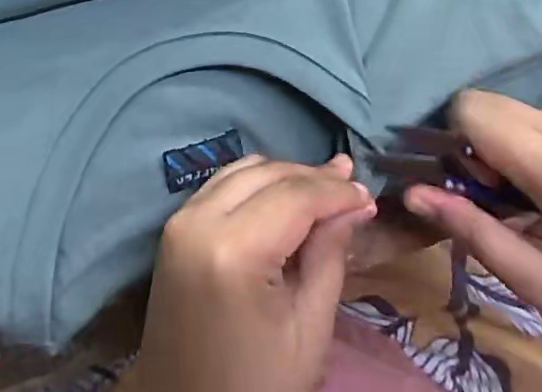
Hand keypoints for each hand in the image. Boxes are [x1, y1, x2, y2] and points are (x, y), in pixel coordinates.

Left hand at [123, 154, 376, 391]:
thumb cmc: (259, 385)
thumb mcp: (308, 329)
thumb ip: (330, 254)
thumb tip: (354, 201)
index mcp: (233, 252)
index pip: (295, 196)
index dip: (335, 190)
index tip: (368, 193)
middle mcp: (198, 222)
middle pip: (268, 174)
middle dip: (312, 178)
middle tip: (351, 187)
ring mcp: (179, 222)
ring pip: (243, 170)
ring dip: (284, 176)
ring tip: (323, 191)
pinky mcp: (173, 229)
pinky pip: (221, 185)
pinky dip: (255, 183)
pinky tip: (283, 198)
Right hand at [403, 91, 541, 391]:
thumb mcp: (535, 280)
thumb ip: (468, 229)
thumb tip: (409, 192)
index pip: (469, 110)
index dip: (452, 144)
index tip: (470, 191)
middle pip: (484, 101)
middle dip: (469, 139)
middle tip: (491, 197)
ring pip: (508, 107)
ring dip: (494, 141)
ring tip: (517, 198)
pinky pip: (536, 118)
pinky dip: (519, 141)